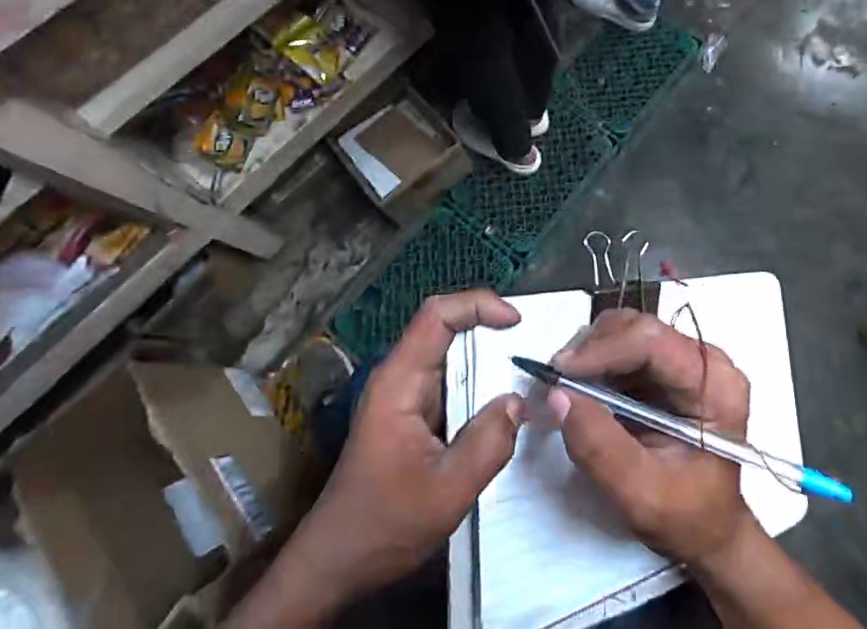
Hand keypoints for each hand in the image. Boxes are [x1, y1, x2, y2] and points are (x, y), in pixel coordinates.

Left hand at [231, 290, 523, 626]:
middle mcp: (399, 377)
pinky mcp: (411, 414)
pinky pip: (449, 382)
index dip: (478, 305)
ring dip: (485, 357)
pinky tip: (501, 400)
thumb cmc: (385, 524)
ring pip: (449, 355)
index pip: (437, 315)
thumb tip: (517, 401)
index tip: (516, 322)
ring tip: (523, 369)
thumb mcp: (447, 491)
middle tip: (529, 345)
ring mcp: (404, 395)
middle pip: (444, 328)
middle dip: (488, 327)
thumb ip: (488, 443)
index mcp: (399, 381)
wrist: (337, 562)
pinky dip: (478, 382)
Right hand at [549, 308, 758, 567]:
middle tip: (555, 382)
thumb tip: (558, 395)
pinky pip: (623, 346)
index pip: (653, 342)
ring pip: (627, 331)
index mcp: (715, 385)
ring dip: (590, 354)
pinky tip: (582, 390)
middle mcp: (705, 360)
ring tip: (566, 389)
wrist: (707, 530)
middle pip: (638, 329)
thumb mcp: (640, 495)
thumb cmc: (684, 517)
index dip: (603, 349)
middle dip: (591, 350)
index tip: (559, 372)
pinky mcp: (667, 366)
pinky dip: (596, 363)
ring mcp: (686, 359)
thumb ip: (600, 447)